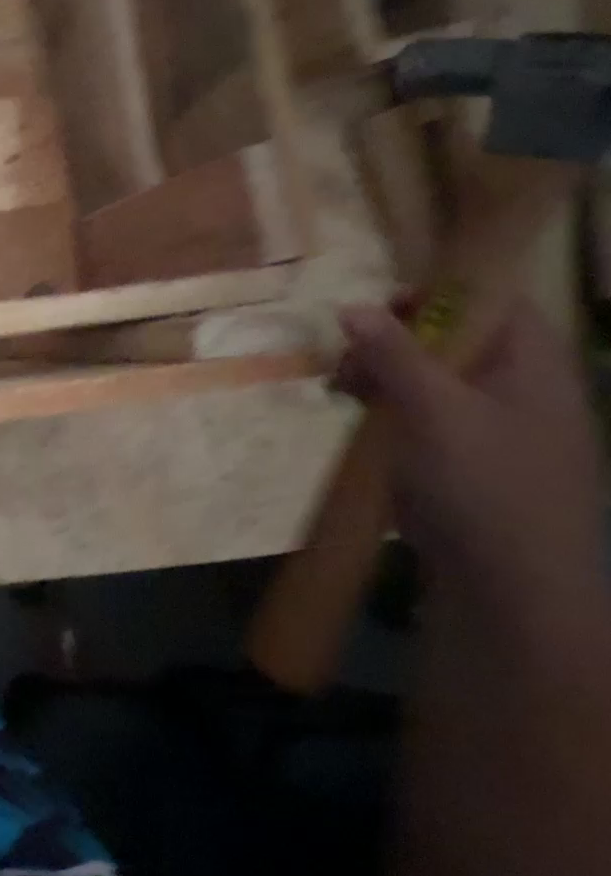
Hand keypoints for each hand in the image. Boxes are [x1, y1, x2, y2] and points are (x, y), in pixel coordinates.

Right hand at [338, 301, 603, 586]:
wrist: (511, 583)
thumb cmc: (481, 485)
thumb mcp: (432, 412)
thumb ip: (395, 356)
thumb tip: (350, 305)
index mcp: (533, 367)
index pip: (494, 301)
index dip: (438, 292)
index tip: (374, 305)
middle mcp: (522, 389)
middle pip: (457, 338)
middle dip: (394, 339)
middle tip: (345, 359)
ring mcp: (498, 427)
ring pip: (435, 377)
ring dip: (385, 375)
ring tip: (342, 390)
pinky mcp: (469, 459)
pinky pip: (428, 414)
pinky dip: (391, 408)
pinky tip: (359, 420)